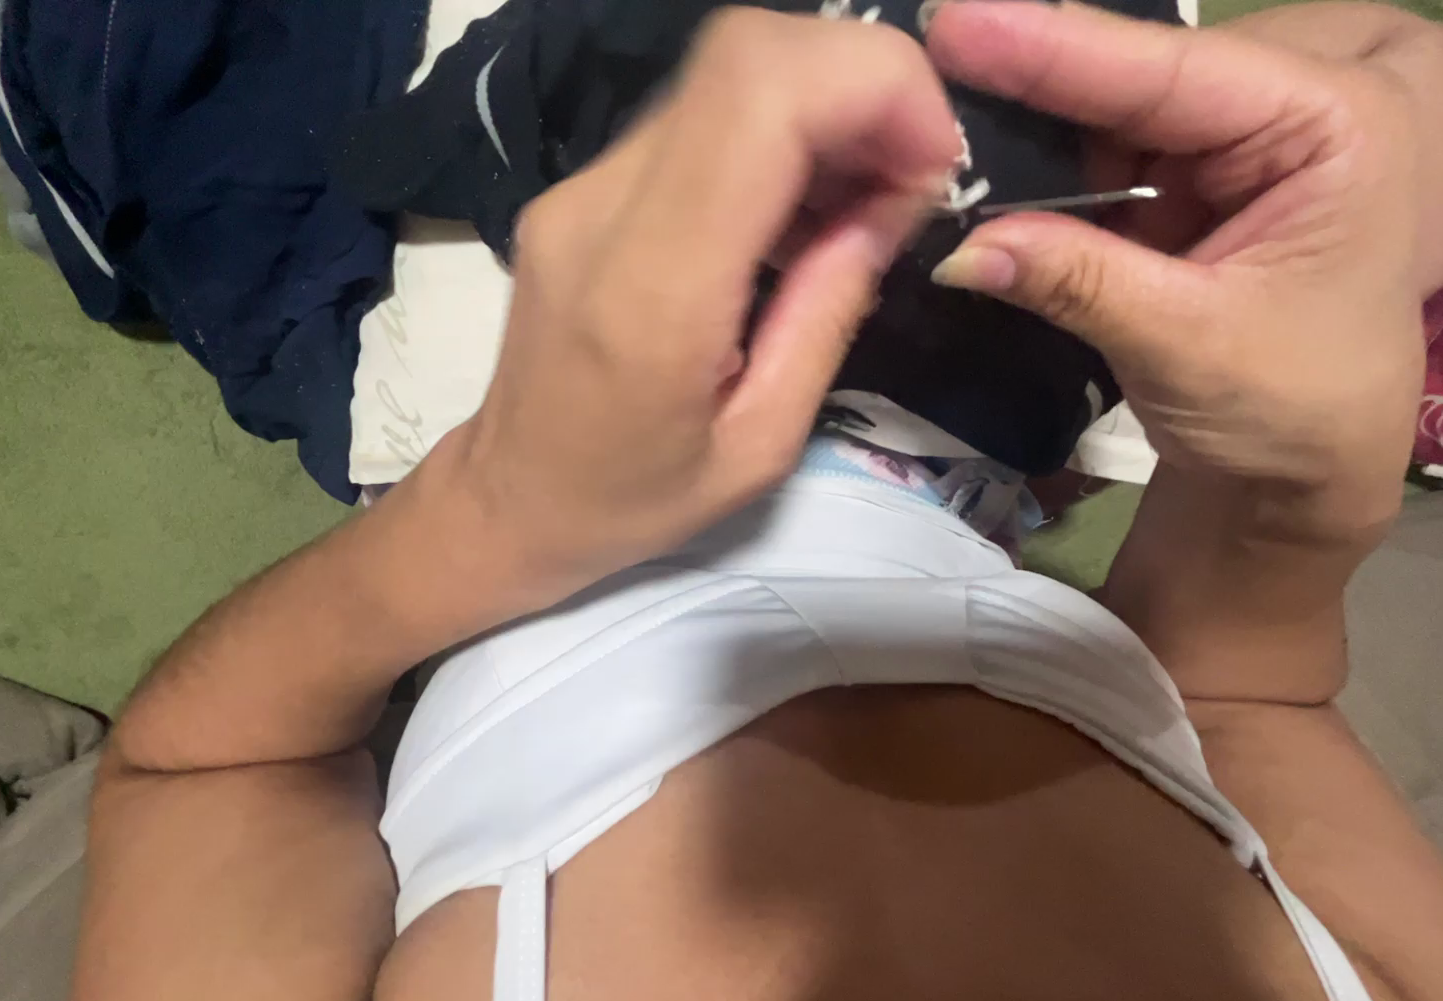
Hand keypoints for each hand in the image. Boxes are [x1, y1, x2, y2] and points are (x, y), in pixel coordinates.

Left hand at [415, 9, 960, 597]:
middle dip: (858, 93)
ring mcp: (576, 192)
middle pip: (743, 59)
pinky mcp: (574, 195)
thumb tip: (891, 198)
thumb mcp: (760, 444)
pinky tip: (789, 217)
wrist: (512, 500)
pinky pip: (690, 128)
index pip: (760, 93)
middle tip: (903, 185)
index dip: (873, 84)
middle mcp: (600, 212)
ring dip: (816, 118)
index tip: (930, 164)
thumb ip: (828, 311)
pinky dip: (766, 144)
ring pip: (721, 82)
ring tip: (853, 210)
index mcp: (651, 292)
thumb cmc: (634, 500)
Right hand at [926, 1, 1426, 531]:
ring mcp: (1217, 162)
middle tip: (930, 67)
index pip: (1173, 74)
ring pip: (1103, 128)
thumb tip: (958, 248)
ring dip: (1026, 139)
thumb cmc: (1282, 405)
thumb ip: (1074, 281)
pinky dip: (1037, 187)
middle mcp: (1276, 121)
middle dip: (1033, 82)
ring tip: (939, 138)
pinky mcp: (1172, 203)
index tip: (958, 22)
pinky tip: (984, 182)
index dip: (1058, 48)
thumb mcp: (1182, 341)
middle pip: (1132, 84)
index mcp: (1329, 127)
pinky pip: (1092, 179)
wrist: (1290, 467)